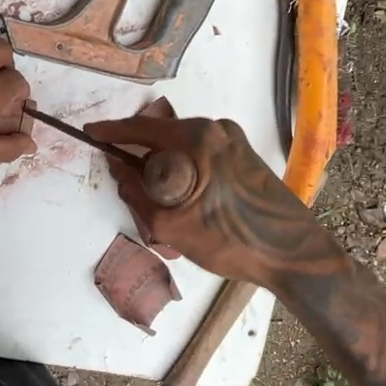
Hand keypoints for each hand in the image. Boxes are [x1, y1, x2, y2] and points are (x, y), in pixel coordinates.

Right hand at [84, 108, 337, 289]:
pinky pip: (200, 158)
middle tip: (132, 191)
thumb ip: (135, 192)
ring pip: (181, 150)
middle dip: (141, 161)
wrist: (297, 257)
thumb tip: (119, 169)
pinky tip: (186, 205)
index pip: (141, 128)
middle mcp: (216, 130)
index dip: (111, 132)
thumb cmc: (230, 239)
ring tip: (164, 210)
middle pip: (162, 138)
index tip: (89, 132)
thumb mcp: (169, 223)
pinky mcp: (246, 158)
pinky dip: (185, 175)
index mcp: (197, 138)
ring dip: (165, 172)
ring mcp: (234, 142)